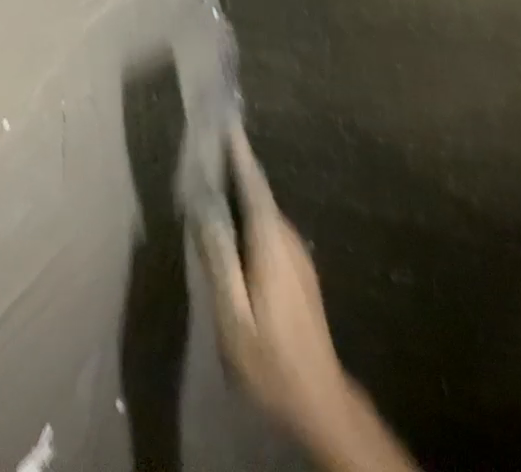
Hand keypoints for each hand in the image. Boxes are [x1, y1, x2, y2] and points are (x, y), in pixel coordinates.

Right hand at [196, 126, 350, 440]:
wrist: (317, 398)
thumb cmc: (269, 359)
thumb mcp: (233, 314)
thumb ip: (219, 259)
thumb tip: (203, 209)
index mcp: (272, 246)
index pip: (254, 187)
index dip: (239, 154)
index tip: (225, 122)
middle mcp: (289, 242)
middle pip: (259, 194)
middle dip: (235, 166)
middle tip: (206, 142)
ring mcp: (297, 257)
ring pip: (264, 211)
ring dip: (240, 190)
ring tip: (211, 172)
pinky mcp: (296, 271)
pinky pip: (267, 228)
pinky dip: (248, 213)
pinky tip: (229, 220)